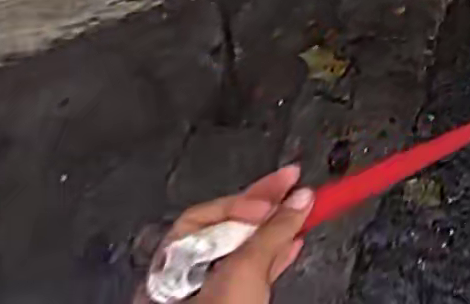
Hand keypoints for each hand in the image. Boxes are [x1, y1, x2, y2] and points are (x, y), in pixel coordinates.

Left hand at [136, 165, 314, 303]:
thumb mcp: (245, 276)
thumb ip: (273, 231)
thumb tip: (302, 196)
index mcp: (166, 274)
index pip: (201, 219)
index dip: (240, 203)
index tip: (277, 195)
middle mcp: (179, 286)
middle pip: (223, 232)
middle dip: (261, 208)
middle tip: (295, 182)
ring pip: (240, 254)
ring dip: (273, 229)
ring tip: (303, 209)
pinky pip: (250, 276)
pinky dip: (275, 255)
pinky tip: (296, 242)